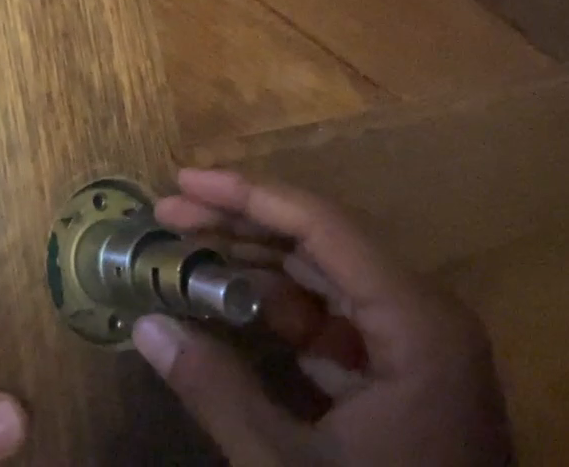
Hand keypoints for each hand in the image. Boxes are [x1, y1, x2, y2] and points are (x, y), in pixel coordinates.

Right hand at [136, 169, 510, 465]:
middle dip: (240, 224)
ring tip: (187, 251)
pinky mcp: (404, 375)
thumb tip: (144, 327)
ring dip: (254, 262)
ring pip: (325, 277)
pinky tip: (229, 303)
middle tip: (169, 213)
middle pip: (320, 242)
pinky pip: (335, 318)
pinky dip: (279, 307)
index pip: (321, 226)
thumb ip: (217, 389)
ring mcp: (417, 346)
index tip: (183, 180)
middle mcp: (424, 316)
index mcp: (416, 323)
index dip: (247, 195)